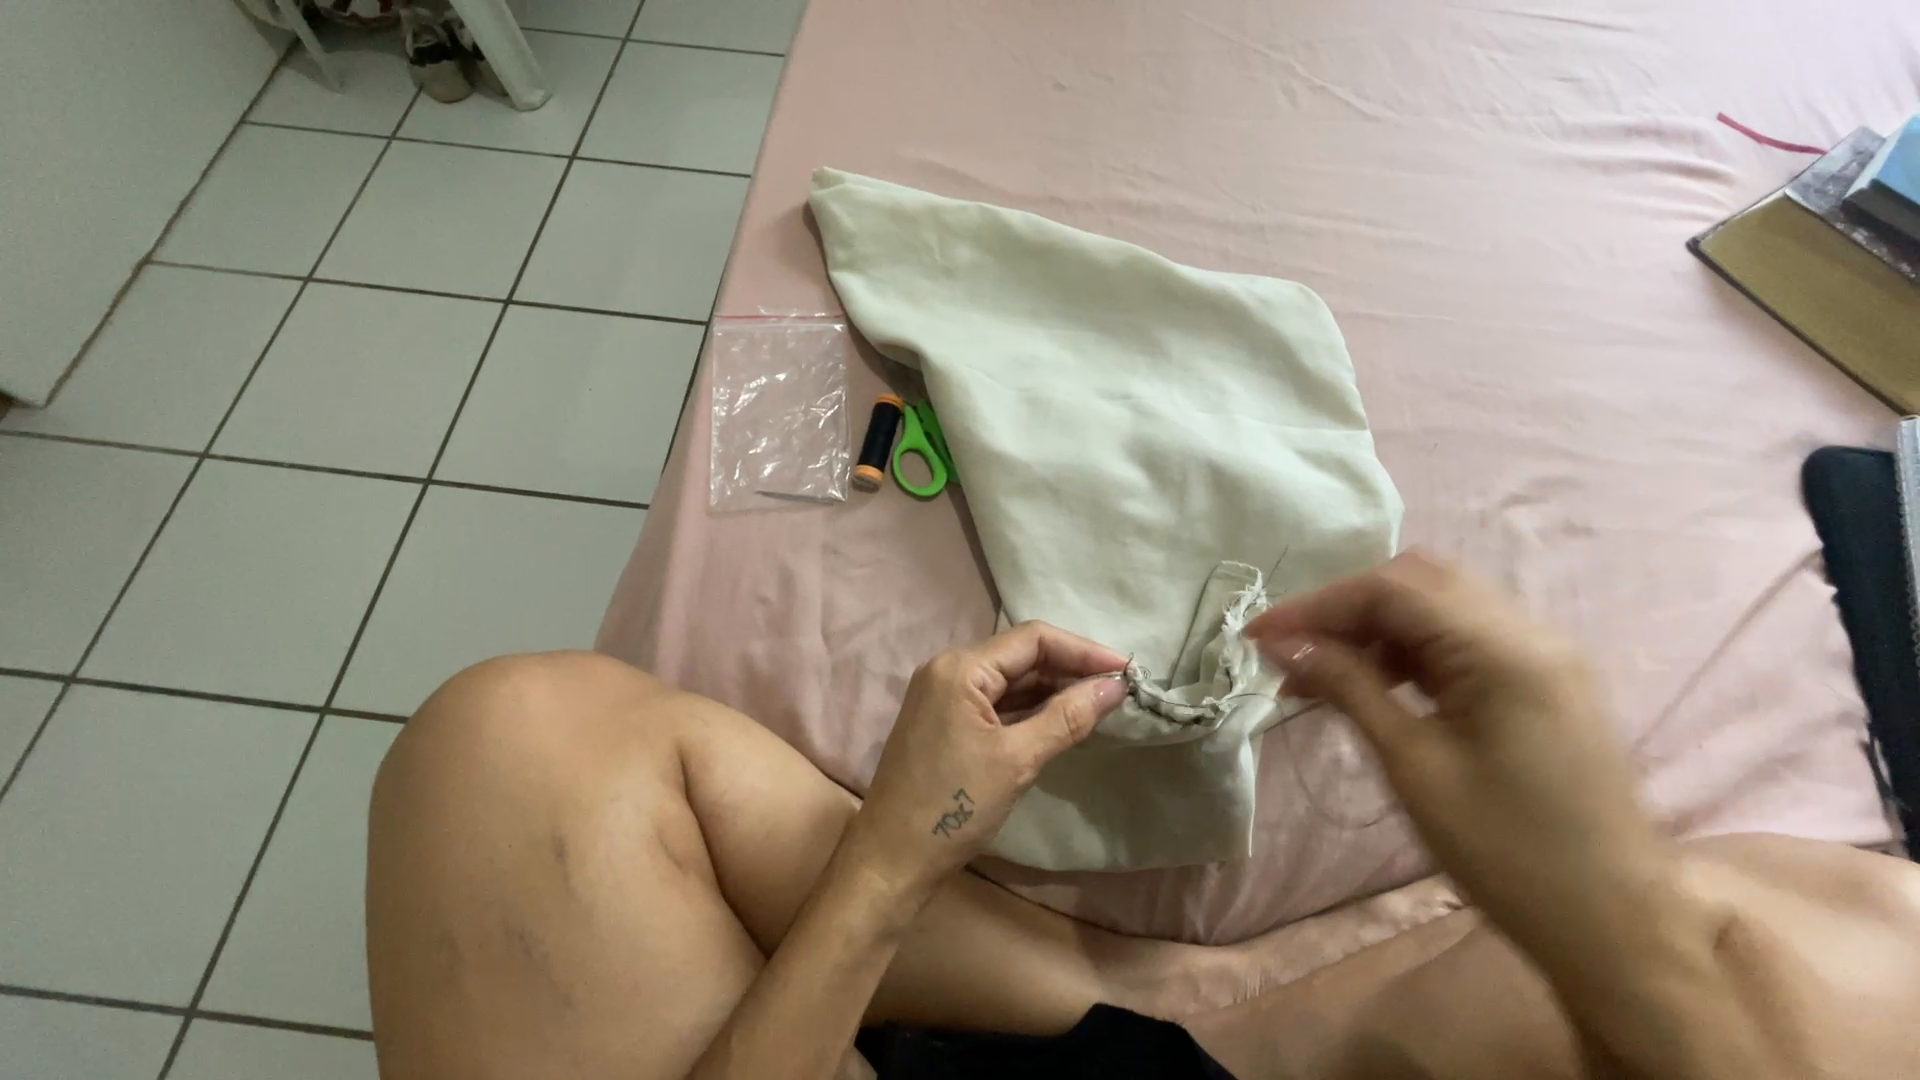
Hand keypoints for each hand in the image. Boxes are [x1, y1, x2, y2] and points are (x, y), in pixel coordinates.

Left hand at [845, 622, 1128, 898]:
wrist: (891, 861)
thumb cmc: (953, 807)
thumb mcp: (1017, 760)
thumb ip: (1067, 717)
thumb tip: (1116, 685)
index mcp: (960, 669)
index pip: (1032, 639)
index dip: (1082, 650)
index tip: (1126, 669)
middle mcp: (949, 671)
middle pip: (1021, 655)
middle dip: (1070, 669)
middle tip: (1119, 689)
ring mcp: (944, 697)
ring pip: (1010, 680)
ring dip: (1053, 690)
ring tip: (1101, 703)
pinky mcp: (946, 722)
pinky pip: (996, 703)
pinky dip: (1030, 709)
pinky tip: (1063, 720)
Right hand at [1242, 552, 1673, 967]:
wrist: (1616, 929)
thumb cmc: (1506, 853)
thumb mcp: (1412, 765)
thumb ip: (1348, 687)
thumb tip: (1283, 644)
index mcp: (1505, 652)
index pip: (1391, 591)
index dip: (1315, 605)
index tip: (1258, 636)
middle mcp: (1532, 635)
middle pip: (1418, 583)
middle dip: (1343, 606)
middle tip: (1290, 647)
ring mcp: (1544, 657)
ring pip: (1438, 607)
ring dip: (1373, 627)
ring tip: (1319, 672)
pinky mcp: (1542, 683)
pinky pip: (1461, 639)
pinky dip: (1407, 648)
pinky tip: (1372, 683)